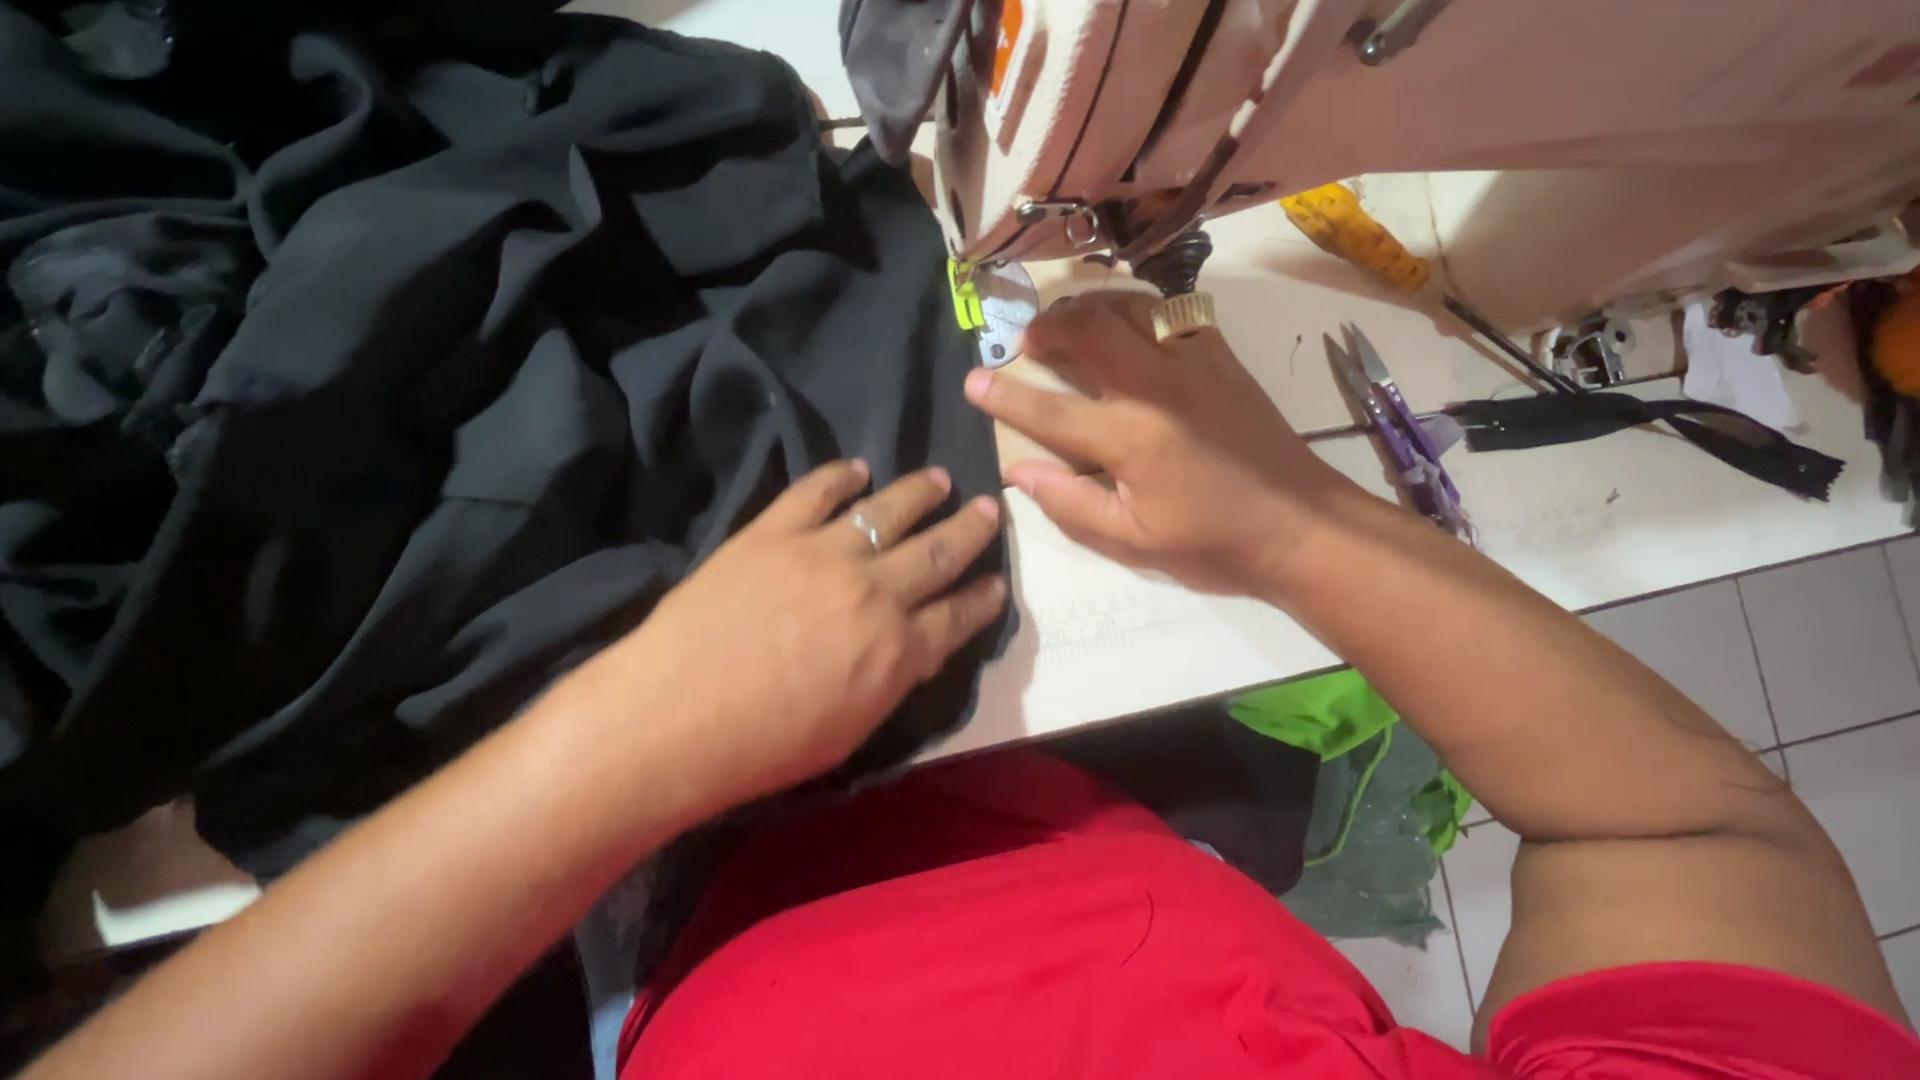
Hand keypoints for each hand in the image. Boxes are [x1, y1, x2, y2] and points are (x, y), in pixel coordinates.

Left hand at [570, 461, 1006, 812]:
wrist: (672, 719)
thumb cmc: (764, 748)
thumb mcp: (851, 732)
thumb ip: (890, 681)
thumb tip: (910, 649)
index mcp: (898, 650)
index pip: (958, 616)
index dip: (984, 598)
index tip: (997, 583)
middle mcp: (875, 592)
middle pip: (938, 552)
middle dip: (969, 531)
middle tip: (988, 510)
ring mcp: (823, 553)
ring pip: (887, 511)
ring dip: (919, 493)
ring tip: (938, 479)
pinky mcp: (772, 532)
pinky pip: (815, 492)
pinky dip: (840, 476)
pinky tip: (857, 468)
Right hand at [966, 291, 1359, 595]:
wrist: (1299, 523)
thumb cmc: (1212, 541)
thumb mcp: (1133, 541)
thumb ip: (1070, 503)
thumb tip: (1019, 472)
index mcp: (1130, 437)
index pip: (1050, 410)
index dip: (1005, 396)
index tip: (973, 381)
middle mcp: (1157, 385)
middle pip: (1089, 330)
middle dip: (1049, 327)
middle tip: (1029, 341)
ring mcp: (1194, 362)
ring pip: (1130, 308)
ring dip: (1090, 308)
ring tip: (1069, 323)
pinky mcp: (1222, 356)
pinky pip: (1171, 312)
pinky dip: (1138, 311)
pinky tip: (1129, 327)